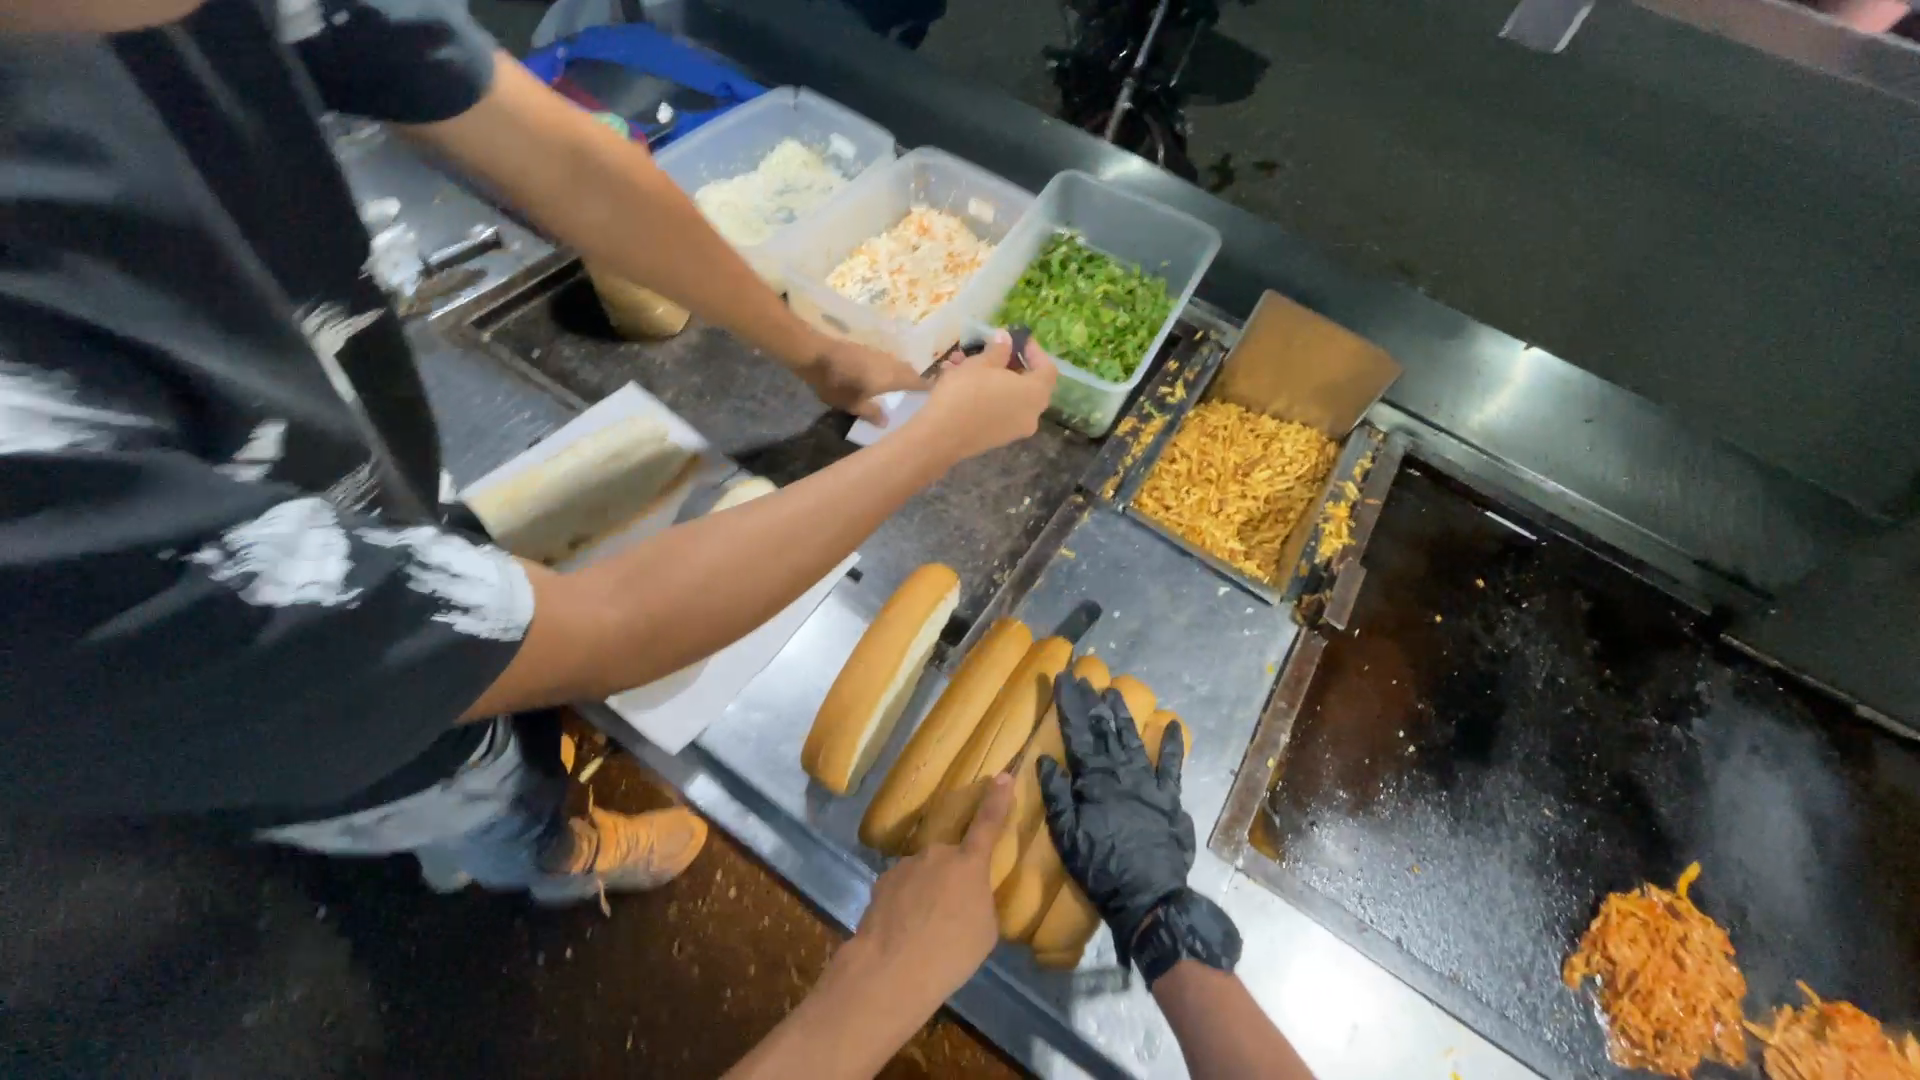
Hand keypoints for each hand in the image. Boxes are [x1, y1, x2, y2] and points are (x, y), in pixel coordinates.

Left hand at [795, 338, 927, 423]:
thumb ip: (872, 413)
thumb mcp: (853, 404)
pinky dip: (891, 370)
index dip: (928, 389)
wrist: (815, 354)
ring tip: (903, 389)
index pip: (918, 382)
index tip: (935, 396)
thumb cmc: (837, 383)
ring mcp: (879, 354)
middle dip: (917, 382)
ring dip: (903, 375)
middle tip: (919, 396)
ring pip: (898, 365)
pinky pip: (887, 362)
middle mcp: (890, 364)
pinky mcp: (867, 350)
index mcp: (892, 377)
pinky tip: (883, 379)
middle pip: (910, 371)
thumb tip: (886, 421)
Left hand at [848, 773, 1013, 1000]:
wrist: (891, 969)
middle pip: (951, 860)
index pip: (988, 823)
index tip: (1003, 775)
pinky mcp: (882, 880)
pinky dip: (904, 903)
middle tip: (950, 916)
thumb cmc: (950, 953)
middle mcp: (937, 854)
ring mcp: (906, 865)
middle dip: (952, 880)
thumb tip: (969, 895)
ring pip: (924, 874)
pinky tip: (901, 930)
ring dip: (926, 893)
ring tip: (922, 931)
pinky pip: (902, 887)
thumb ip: (980, 901)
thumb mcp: (985, 931)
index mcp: (969, 864)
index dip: (997, 799)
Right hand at [907, 331, 1057, 461]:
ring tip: (965, 363)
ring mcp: (1015, 430)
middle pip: (1029, 384)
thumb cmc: (966, 393)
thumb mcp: (981, 363)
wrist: (941, 436)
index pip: (1047, 368)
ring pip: (1009, 396)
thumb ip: (999, 349)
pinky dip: (988, 395)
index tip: (1017, 339)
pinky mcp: (998, 438)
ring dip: (992, 378)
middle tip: (993, 350)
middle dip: (1010, 364)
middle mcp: (1032, 414)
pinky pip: (999, 410)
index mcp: (1035, 394)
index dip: (1034, 351)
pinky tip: (962, 382)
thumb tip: (1006, 339)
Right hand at [1038, 675, 1193, 965]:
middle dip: (1092, 702)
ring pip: (1133, 741)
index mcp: (1095, 782)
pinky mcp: (1170, 800)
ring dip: (1123, 716)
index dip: (1070, 704)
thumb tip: (1045, 760)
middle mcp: (1122, 775)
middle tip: (1084, 677)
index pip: (1078, 734)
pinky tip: (1173, 725)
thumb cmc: (1101, 870)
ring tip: (1114, 692)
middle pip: (1104, 731)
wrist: (1149, 899)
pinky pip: (1172, 768)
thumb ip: (1057, 797)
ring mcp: (1149, 785)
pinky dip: (1173, 747)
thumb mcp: (1067, 837)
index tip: (1063, 678)